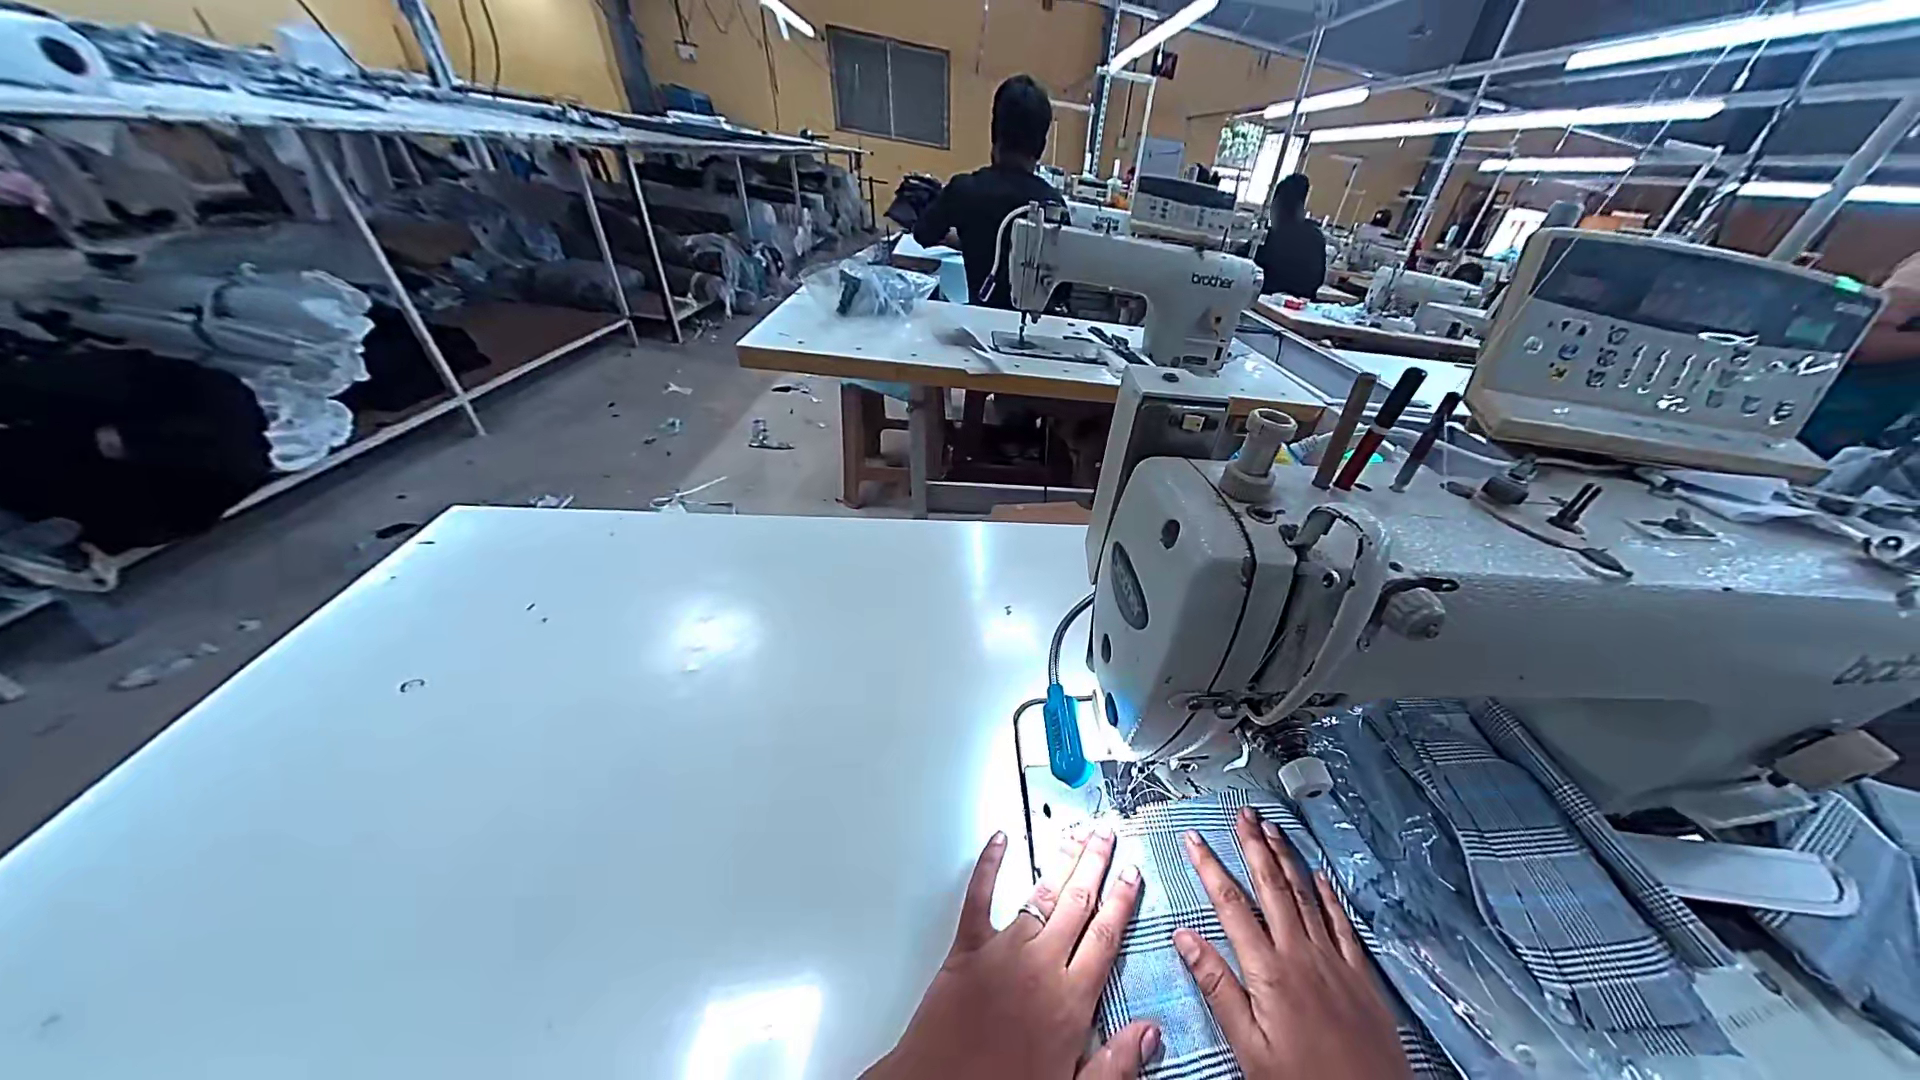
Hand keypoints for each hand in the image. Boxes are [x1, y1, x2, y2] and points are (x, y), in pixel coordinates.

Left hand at [863, 828, 1159, 1079]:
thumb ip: (1115, 1064)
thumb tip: (1150, 1033)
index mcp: (1069, 1000)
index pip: (1105, 937)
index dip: (1122, 901)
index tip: (1131, 874)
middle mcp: (1040, 965)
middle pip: (1078, 903)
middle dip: (1095, 863)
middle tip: (1106, 834)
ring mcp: (1003, 950)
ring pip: (1040, 894)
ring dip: (1061, 860)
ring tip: (1074, 835)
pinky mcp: (968, 946)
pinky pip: (980, 896)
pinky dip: (989, 864)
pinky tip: (999, 840)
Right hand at [1175, 807, 1411, 1079]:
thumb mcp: (1249, 1047)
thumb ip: (1217, 987)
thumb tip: (1185, 938)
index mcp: (1268, 970)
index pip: (1230, 904)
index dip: (1209, 867)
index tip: (1195, 840)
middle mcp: (1301, 955)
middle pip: (1271, 886)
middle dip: (1254, 846)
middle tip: (1242, 816)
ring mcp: (1334, 962)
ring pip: (1304, 895)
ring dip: (1285, 858)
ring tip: (1272, 829)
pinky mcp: (1360, 976)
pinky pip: (1341, 923)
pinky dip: (1328, 895)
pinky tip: (1318, 875)